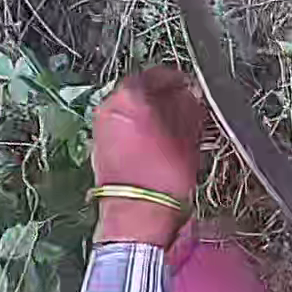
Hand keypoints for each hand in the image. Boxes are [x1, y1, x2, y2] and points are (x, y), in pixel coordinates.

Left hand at [92, 66, 205, 246]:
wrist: (137, 216)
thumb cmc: (163, 177)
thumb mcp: (188, 138)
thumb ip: (190, 108)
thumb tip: (191, 95)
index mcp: (130, 96)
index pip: (157, 74)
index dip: (179, 80)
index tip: (192, 88)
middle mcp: (109, 107)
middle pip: (141, 91)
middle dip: (164, 97)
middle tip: (187, 106)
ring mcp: (101, 127)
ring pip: (131, 110)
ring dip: (152, 113)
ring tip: (176, 126)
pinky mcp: (100, 147)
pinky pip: (124, 127)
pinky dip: (140, 128)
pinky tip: (159, 141)